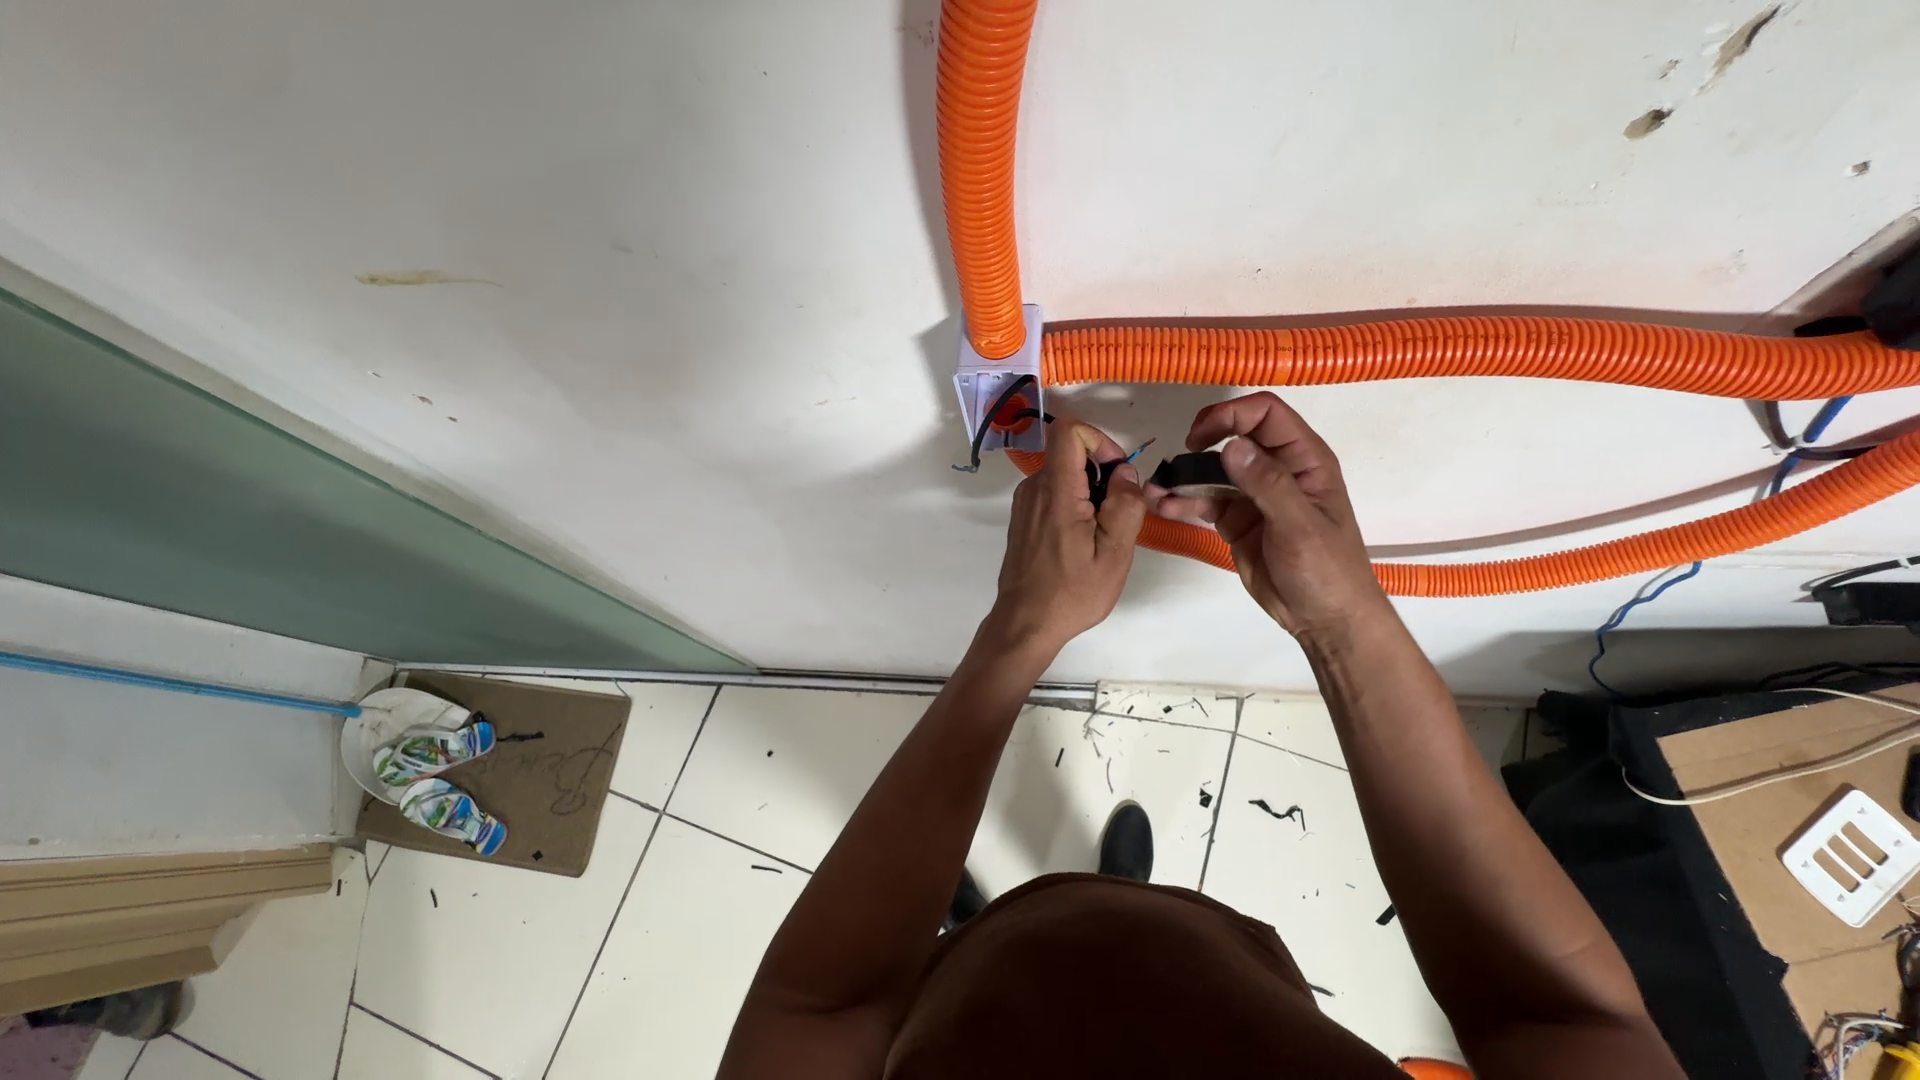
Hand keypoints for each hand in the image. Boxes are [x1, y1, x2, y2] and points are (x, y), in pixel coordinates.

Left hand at [987, 420, 1146, 652]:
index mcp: (1056, 491)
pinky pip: (1054, 495)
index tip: (1117, 473)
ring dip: (1090, 495)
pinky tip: (1081, 544)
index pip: (1068, 430)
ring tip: (1099, 538)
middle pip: (1071, 455)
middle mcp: (1033, 488)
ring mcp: (1025, 504)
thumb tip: (1125, 472)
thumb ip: (1125, 505)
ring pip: (1065, 477)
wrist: (1026, 623)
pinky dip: (1074, 507)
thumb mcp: (1114, 553)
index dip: (1099, 440)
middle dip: (1102, 475)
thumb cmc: (1072, 592)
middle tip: (1115, 518)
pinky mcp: (1024, 519)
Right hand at [1146, 392, 1387, 638]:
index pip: (1265, 414)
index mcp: (1304, 459)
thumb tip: (1232, 447)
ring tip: (1154, 489)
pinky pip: (1203, 500)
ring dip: (1183, 476)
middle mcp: (1277, 469)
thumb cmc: (1326, 569)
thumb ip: (1267, 485)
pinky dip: (1181, 501)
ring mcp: (1253, 494)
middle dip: (1200, 444)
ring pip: (1212, 470)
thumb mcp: (1300, 526)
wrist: (1324, 619)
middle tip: (1176, 464)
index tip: (1200, 437)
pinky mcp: (1235, 519)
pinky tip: (1161, 506)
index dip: (1231, 415)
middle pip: (1233, 436)